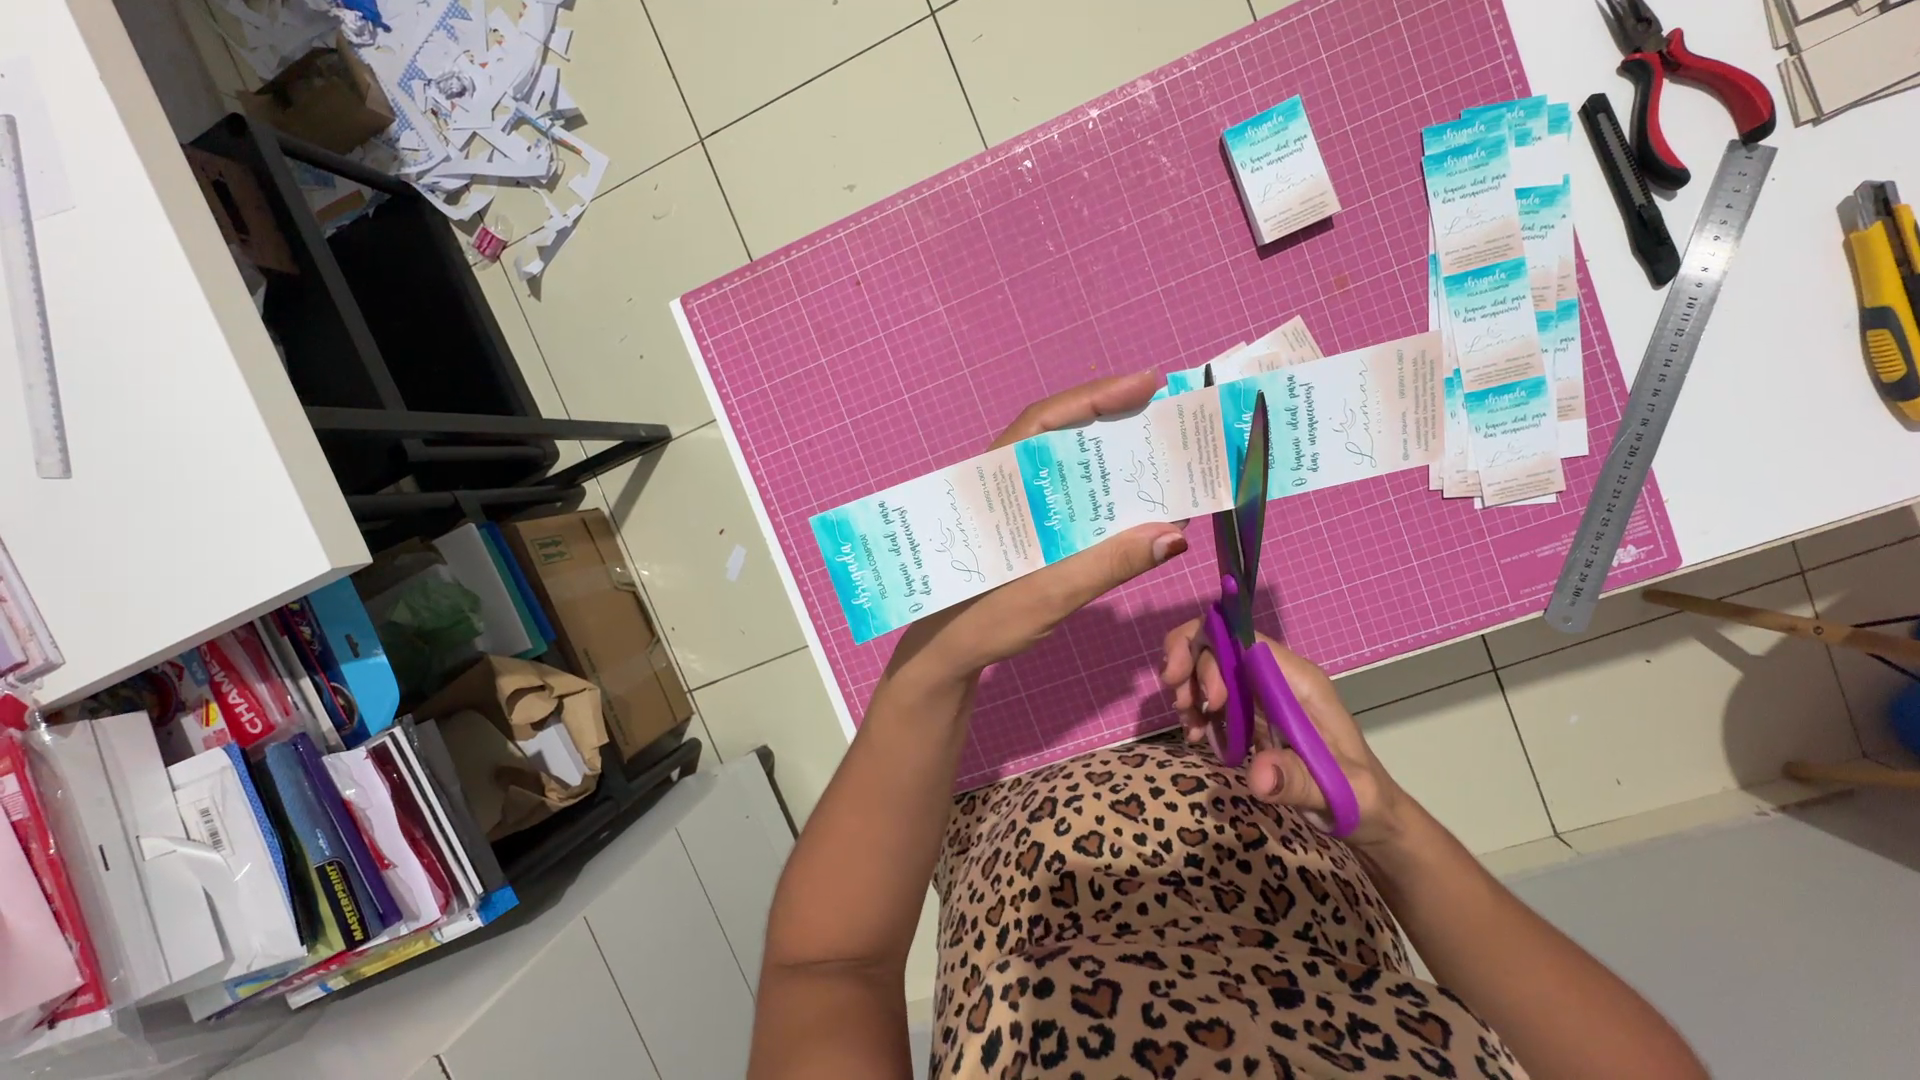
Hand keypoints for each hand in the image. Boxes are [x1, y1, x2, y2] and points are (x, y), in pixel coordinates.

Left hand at [889, 374, 1189, 684]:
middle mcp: (1005, 483)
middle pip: (1061, 436)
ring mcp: (1014, 505)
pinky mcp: (1025, 529)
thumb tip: (1175, 533)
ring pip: (1065, 466)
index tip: (1147, 383)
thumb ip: (1110, 562)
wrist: (945, 655)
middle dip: (1114, 420)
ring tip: (1161, 451)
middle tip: (1169, 415)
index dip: (1096, 396)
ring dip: (1110, 457)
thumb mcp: (1050, 593)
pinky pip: (1066, 498)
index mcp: (997, 483)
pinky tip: (1131, 500)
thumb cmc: (985, 621)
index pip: (1046, 421)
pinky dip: (1100, 494)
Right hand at [1160, 619, 1414, 849]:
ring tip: (1190, 725)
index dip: (1212, 653)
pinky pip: (1214, 695)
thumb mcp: (1336, 791)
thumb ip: (1298, 780)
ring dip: (1189, 687)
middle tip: (1183, 706)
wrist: (1368, 812)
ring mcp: (1263, 694)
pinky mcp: (1253, 713)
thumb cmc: (1360, 797)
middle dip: (1191, 666)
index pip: (1246, 640)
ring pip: (1211, 666)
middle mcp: (1278, 678)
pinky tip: (1197, 736)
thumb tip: (1258, 775)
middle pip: (1221, 645)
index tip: (1202, 696)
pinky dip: (1196, 709)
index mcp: (1298, 681)